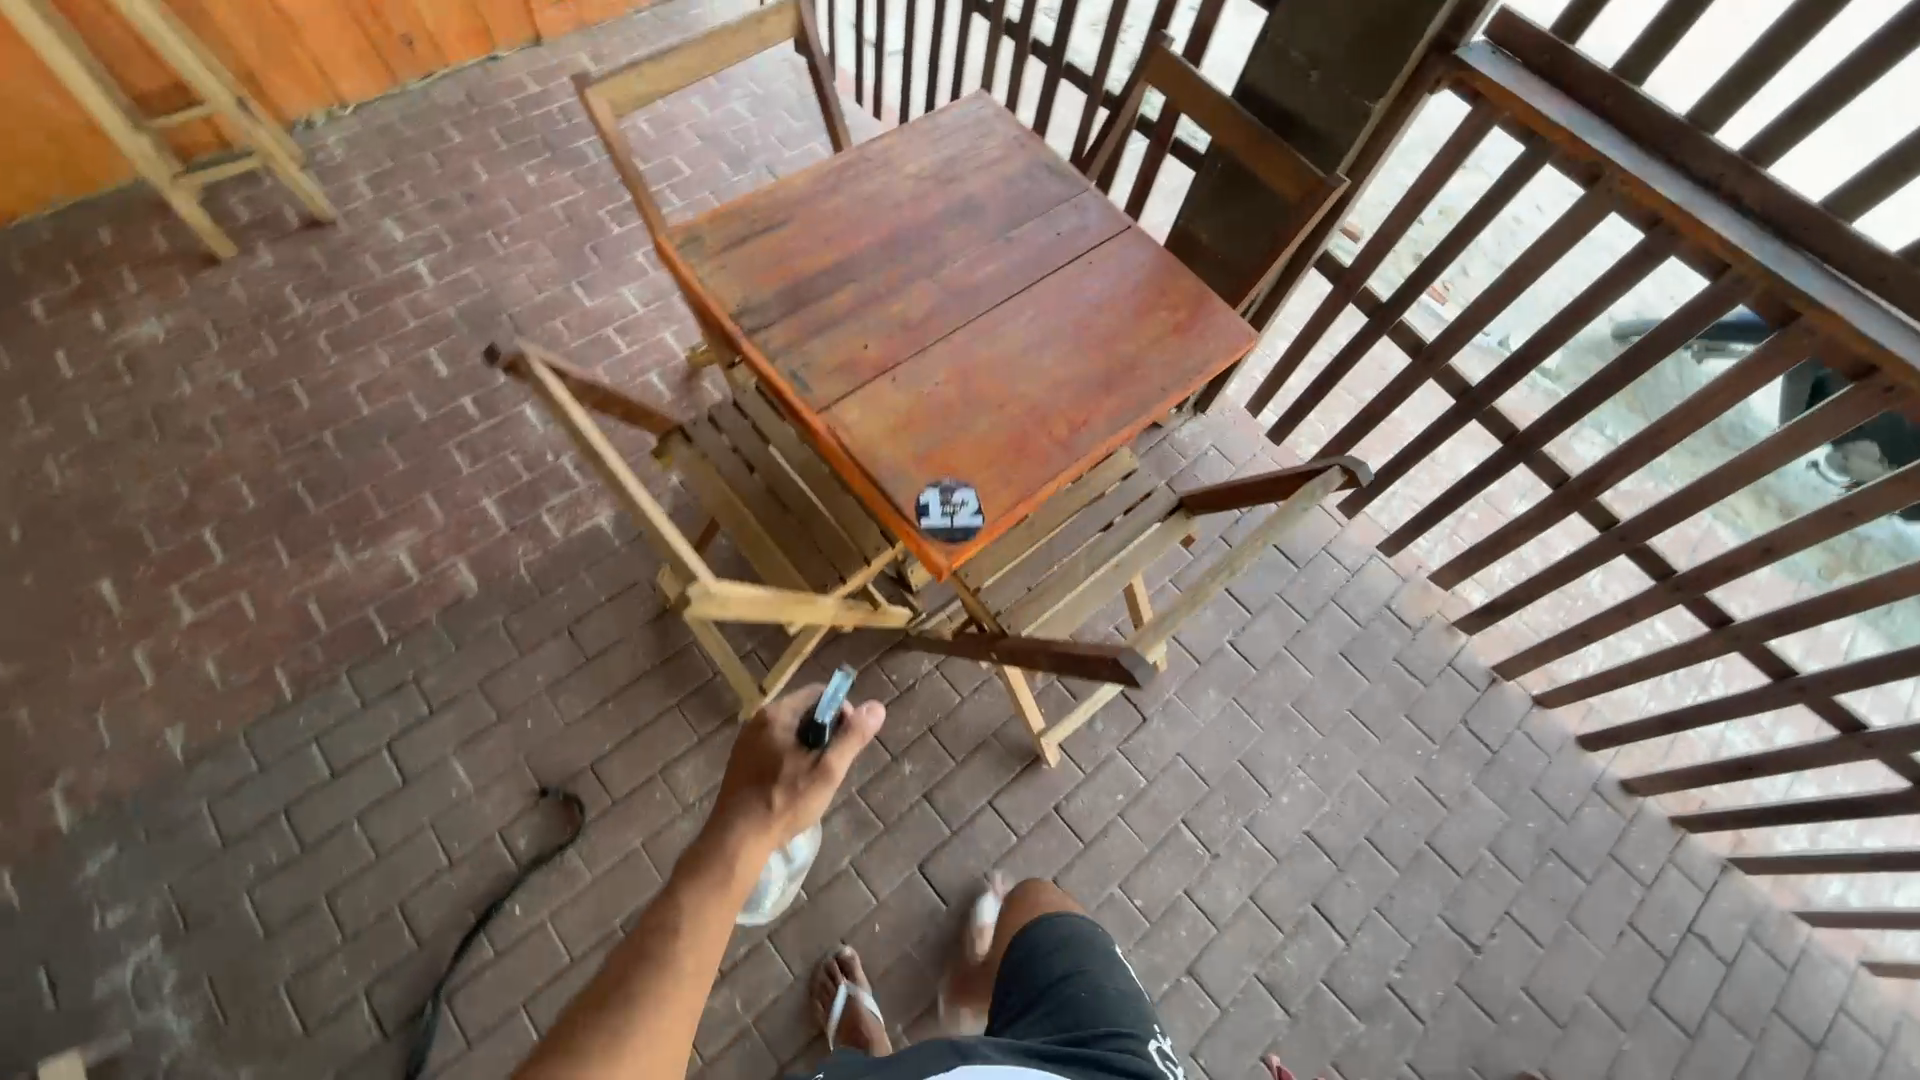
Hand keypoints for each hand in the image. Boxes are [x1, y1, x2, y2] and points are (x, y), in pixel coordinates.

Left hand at [707, 684, 884, 856]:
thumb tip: (876, 706)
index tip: (847, 741)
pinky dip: (790, 758)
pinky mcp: (741, 760)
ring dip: (809, 747)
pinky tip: (793, 785)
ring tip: (814, 779)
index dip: (842, 711)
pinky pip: (775, 747)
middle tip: (832, 765)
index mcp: (778, 713)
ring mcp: (746, 740)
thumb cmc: (785, 801)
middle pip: (805, 711)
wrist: (736, 839)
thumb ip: (852, 736)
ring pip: (791, 731)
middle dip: (825, 733)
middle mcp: (758, 719)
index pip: (819, 693)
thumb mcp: (827, 770)